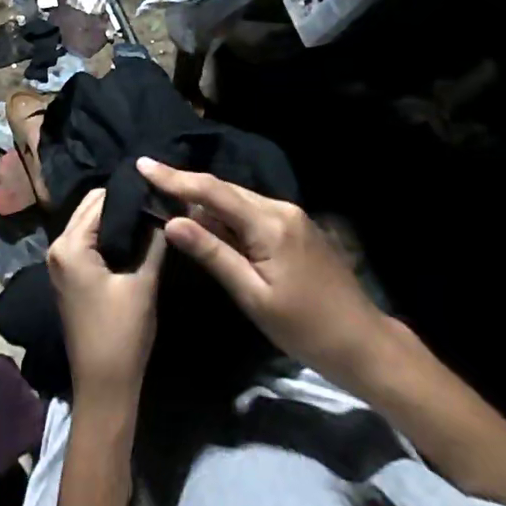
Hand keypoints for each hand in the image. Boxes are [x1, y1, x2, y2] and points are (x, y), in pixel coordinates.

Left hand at [48, 188, 167, 401]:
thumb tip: (165, 210)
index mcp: (70, 245)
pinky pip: (87, 240)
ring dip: (115, 218)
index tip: (159, 190)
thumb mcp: (143, 283)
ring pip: (89, 223)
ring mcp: (60, 262)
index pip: (100, 200)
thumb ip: (153, 242)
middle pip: (90, 207)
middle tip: (156, 202)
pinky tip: (134, 237)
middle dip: (121, 202)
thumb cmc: (122, 333)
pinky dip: (107, 234)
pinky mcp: (68, 275)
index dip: (130, 193)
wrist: (103, 385)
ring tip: (150, 216)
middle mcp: (58, 247)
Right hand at [140, 158, 392, 391]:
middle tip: (149, 177)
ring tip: (168, 196)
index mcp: (269, 224)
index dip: (174, 177)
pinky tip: (208, 221)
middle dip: (186, 184)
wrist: (362, 341)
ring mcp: (292, 217)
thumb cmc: (305, 327)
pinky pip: (253, 212)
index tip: (142, 164)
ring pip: (239, 199)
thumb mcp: (253, 295)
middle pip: (225, 189)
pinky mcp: (297, 228)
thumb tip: (172, 222)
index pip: (212, 191)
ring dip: (205, 199)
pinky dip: (226, 214)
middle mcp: (281, 209)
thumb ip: (213, 254)